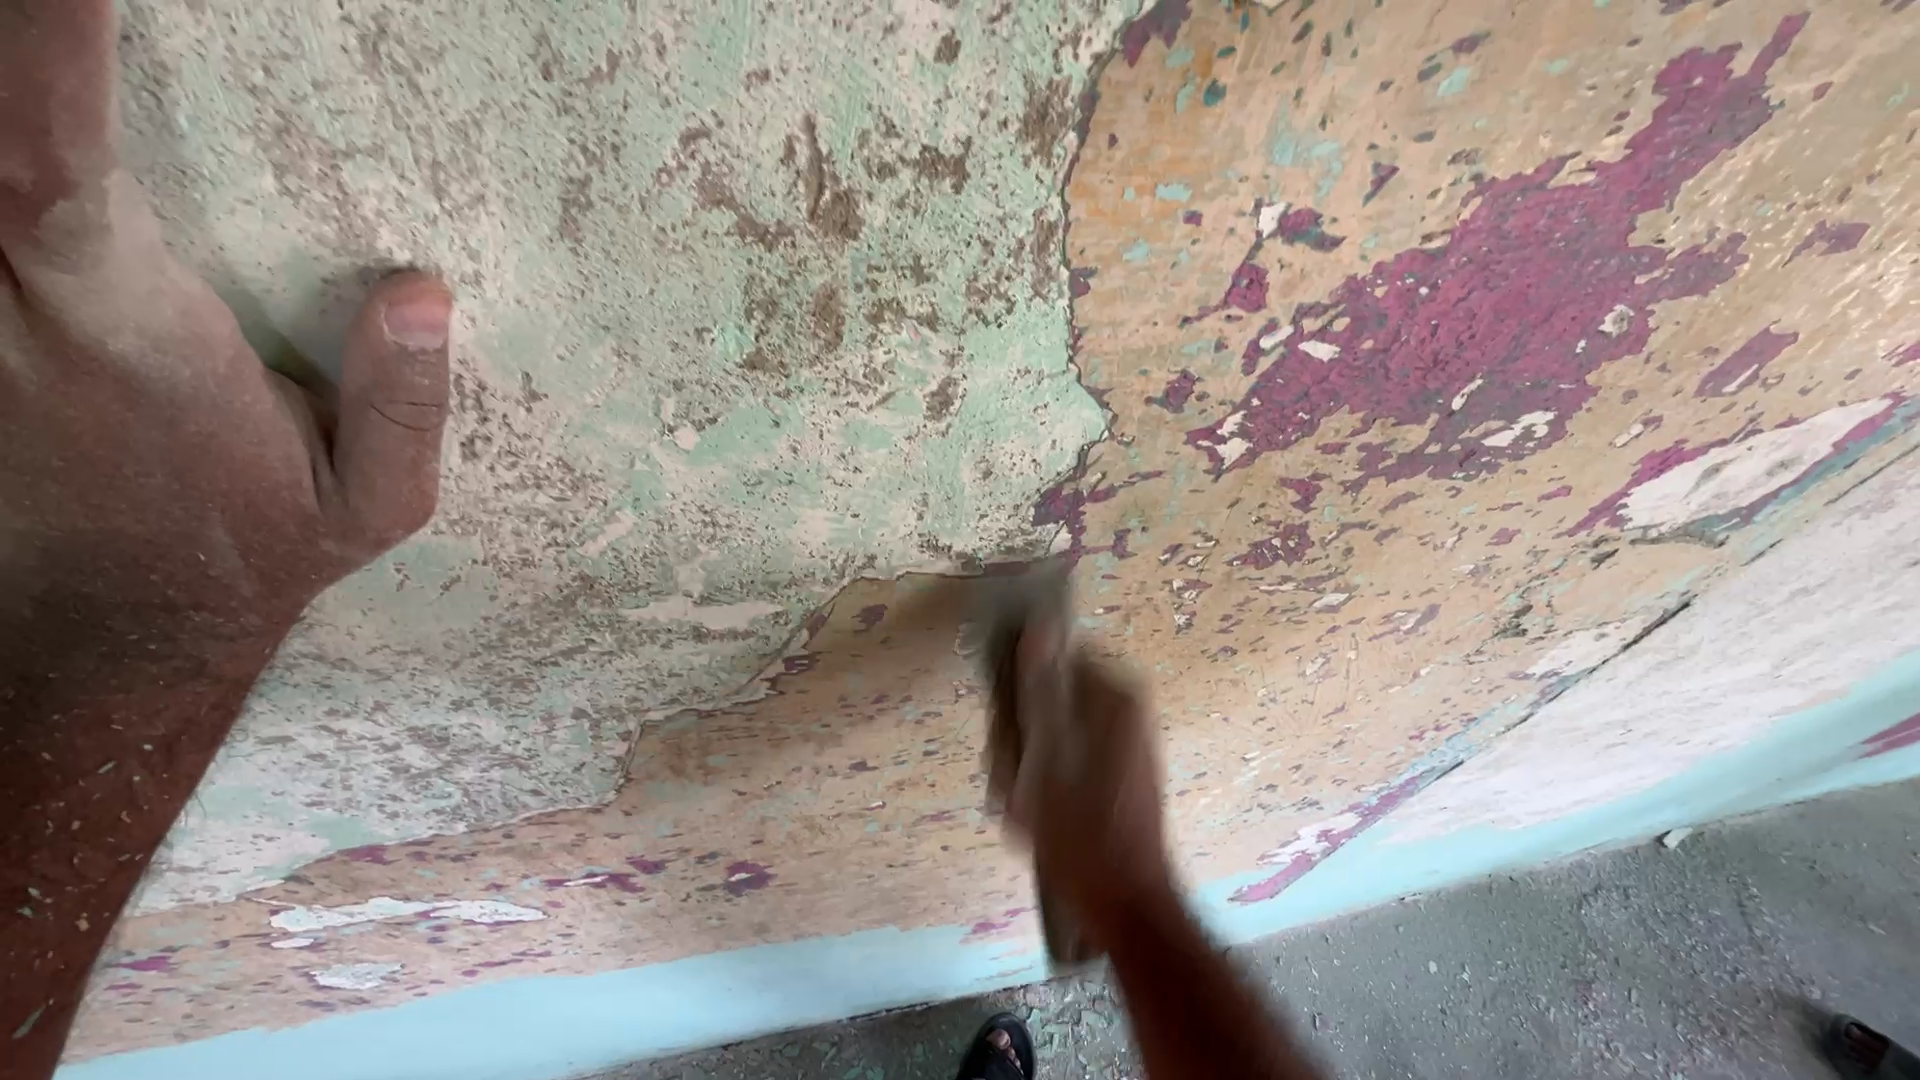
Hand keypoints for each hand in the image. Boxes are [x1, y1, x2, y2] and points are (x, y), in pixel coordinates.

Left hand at [0, 0, 452, 649]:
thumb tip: (425, 291)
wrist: (120, 623)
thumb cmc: (260, 548)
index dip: (44, 43)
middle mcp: (0, 303)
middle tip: (94, 6)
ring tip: (75, 43)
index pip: (47, 158)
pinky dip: (4, 141)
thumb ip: (405, 404)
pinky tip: (41, 127)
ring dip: (10, 86)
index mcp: (124, 333)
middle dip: (23, 36)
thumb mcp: (380, 502)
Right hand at [996, 643, 1174, 940]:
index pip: (1048, 657)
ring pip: (1047, 730)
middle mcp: (1122, 709)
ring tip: (1023, 807)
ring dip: (1024, 764)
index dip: (1017, 689)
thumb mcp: (1047, 753)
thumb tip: (1037, 623)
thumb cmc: (1081, 831)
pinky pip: (1062, 757)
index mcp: (1113, 694)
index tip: (1007, 729)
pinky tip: (1035, 816)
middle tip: (1014, 779)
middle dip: (1018, 736)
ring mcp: (1119, 741)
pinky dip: (1041, 781)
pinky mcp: (1112, 771)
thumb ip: (1039, 686)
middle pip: (1045, 695)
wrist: (1123, 903)